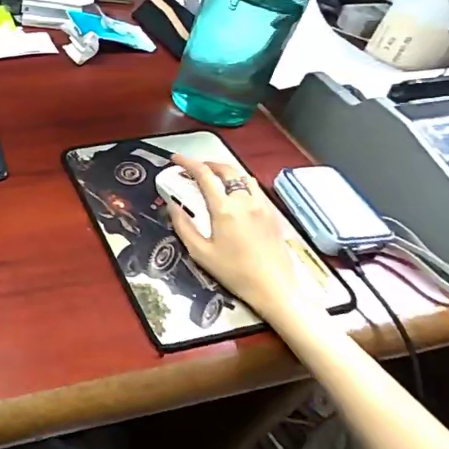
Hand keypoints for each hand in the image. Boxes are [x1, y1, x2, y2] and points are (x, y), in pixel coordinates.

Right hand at [166, 154, 322, 326]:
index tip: (176, 159)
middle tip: (194, 168)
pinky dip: (241, 182)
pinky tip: (236, 193)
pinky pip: (255, 188)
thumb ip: (183, 226)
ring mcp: (262, 206)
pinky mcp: (272, 214)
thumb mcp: (200, 253)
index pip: (204, 175)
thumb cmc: (235, 273)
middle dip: (207, 163)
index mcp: (225, 208)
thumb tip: (172, 205)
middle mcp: (245, 201)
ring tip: (214, 178)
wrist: (275, 289)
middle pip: (226, 169)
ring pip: (243, 176)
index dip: (188, 163)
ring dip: (226, 171)